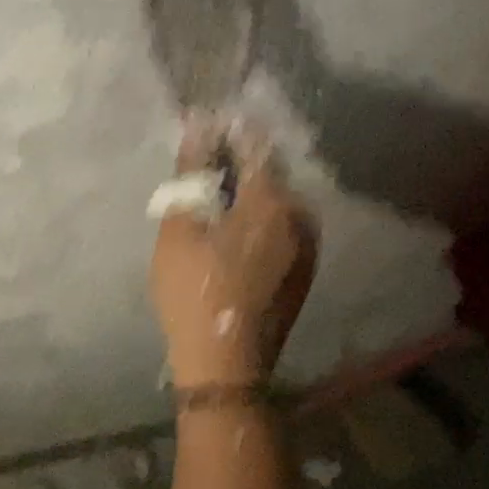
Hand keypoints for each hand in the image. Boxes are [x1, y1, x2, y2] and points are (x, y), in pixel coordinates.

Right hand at [149, 132, 314, 390]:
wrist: (226, 362)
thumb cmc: (194, 290)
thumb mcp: (181, 227)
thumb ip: (191, 172)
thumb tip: (198, 126)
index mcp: (272, 200)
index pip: (254, 144)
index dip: (226, 131)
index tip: (203, 125)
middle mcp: (301, 217)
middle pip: (268, 175)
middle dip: (236, 166)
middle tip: (200, 173)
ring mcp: (307, 248)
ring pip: (275, 205)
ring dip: (247, 197)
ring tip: (213, 207)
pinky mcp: (303, 273)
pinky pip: (280, 231)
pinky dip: (257, 224)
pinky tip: (231, 240)